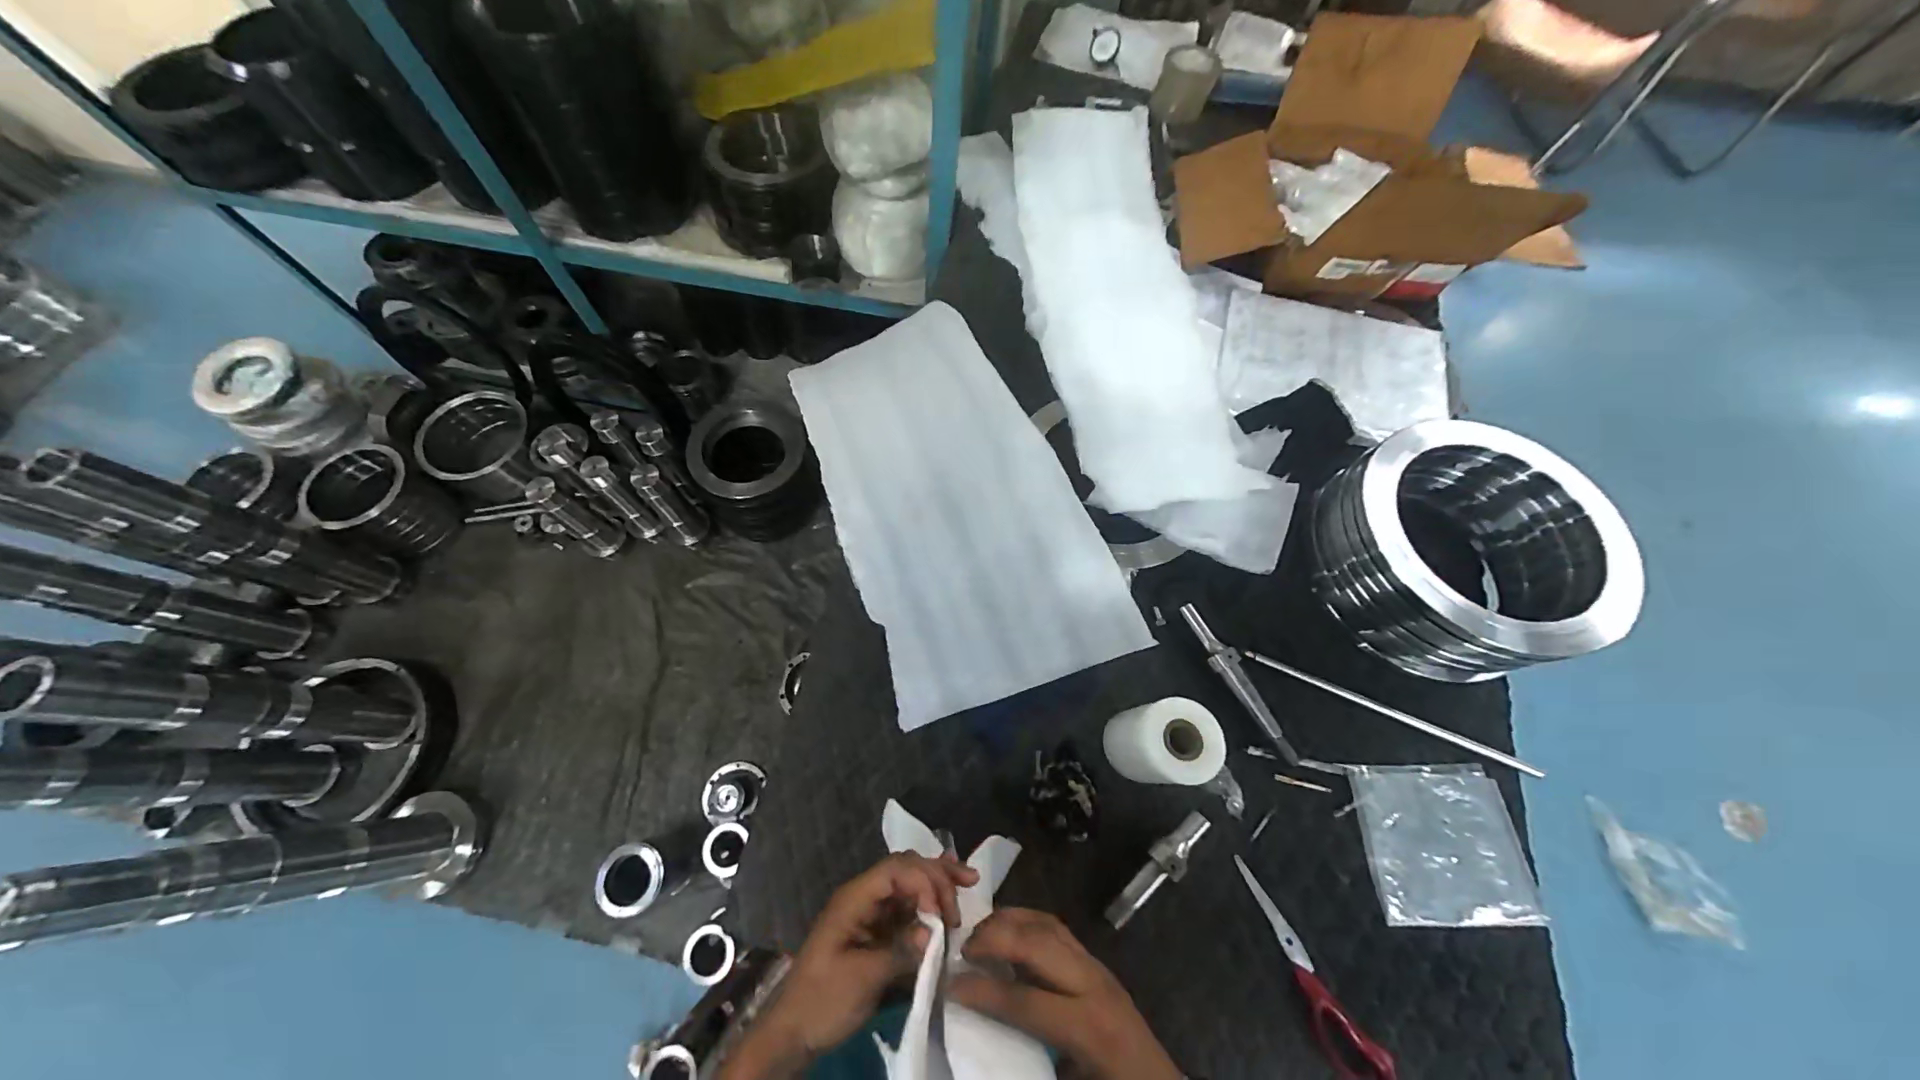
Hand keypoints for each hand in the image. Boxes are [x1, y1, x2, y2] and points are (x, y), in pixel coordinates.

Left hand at [720, 853, 978, 1079]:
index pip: (896, 869)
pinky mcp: (877, 932)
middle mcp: (864, 897)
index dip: (924, 881)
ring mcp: (871, 913)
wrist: (792, 1032)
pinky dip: (930, 902)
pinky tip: (948, 900)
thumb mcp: (862, 978)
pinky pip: (908, 907)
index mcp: (854, 898)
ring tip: (968, 881)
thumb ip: (900, 950)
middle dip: (937, 874)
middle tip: (968, 887)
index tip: (942, 914)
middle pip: (905, 868)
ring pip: (910, 883)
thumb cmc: (822, 1000)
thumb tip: (934, 932)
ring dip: (938, 882)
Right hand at [950, 909, 1180, 1079]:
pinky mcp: (1097, 962)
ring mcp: (1099, 968)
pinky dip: (1027, 922)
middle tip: (962, 949)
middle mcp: (1095, 986)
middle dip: (995, 938)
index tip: (951, 987)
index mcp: (1089, 1028)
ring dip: (1010, 921)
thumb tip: (981, 1029)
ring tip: (980, 933)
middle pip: (1038, 944)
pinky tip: (1008, 930)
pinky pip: (1058, 929)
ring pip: (1049, 926)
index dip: (984, 993)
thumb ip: (1026, 1051)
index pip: (1025, 1001)